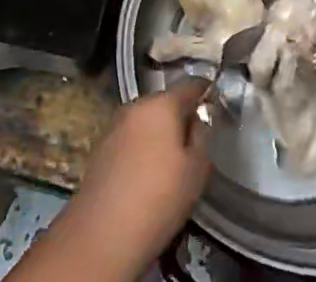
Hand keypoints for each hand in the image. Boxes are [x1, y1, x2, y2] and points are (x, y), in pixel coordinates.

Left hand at [8, 81, 210, 281]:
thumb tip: (197, 120)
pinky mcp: (101, 145)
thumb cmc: (161, 196)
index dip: (204, 91)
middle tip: (193, 139)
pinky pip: (130, 136)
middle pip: (164, 102)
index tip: (214, 99)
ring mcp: (114, 124)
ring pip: (145, 119)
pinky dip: (141, 145)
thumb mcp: (197, 169)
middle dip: (179, 114)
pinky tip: (146, 170)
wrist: (105, 230)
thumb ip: (201, 137)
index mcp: (162, 104)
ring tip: (170, 158)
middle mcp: (136, 106)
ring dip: (158, 131)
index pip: (190, 86)